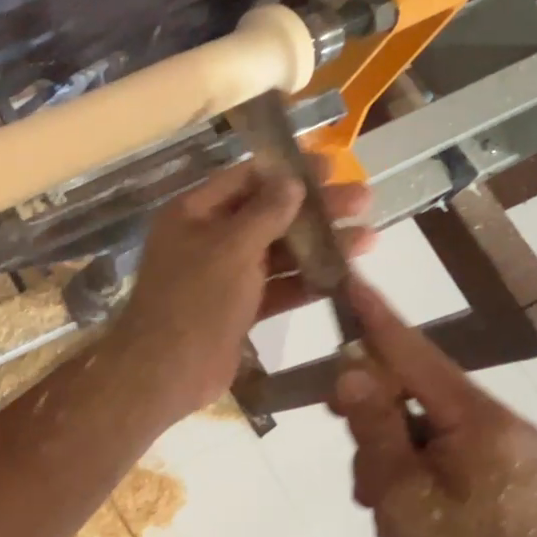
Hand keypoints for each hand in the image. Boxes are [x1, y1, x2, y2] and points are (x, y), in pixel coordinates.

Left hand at [105, 156, 372, 416]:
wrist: (166, 370)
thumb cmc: (195, 299)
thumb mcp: (230, 247)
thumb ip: (265, 212)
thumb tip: (291, 180)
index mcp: (191, 214)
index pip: (243, 180)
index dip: (286, 171)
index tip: (332, 166)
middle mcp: (205, 239)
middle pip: (265, 215)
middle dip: (313, 209)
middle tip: (363, 200)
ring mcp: (221, 276)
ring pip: (275, 253)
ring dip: (318, 245)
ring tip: (369, 238)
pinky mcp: (236, 309)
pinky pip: (275, 287)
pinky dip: (306, 281)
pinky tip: (347, 275)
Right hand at [328, 280, 536, 536]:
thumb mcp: (400, 492)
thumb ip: (374, 426)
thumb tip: (353, 369)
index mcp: (479, 420)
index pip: (415, 353)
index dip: (377, 318)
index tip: (350, 281)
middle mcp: (501, 425)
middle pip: (419, 389)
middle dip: (373, 407)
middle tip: (342, 436)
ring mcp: (510, 452)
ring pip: (429, 424)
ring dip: (391, 447)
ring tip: (374, 496)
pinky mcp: (510, 478)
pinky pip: (447, 449)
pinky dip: (413, 463)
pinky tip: (399, 502)